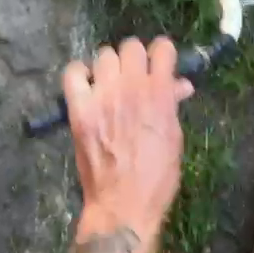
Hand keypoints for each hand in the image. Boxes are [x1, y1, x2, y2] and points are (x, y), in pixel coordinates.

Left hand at [62, 37, 195, 245]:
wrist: (124, 206)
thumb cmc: (157, 176)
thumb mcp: (174, 137)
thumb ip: (172, 104)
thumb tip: (180, 84)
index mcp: (159, 92)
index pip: (162, 48)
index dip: (162, 53)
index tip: (160, 63)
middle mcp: (131, 86)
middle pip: (131, 46)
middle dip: (135, 58)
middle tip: (134, 76)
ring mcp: (102, 95)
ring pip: (104, 55)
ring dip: (110, 66)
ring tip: (110, 83)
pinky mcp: (79, 109)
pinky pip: (73, 73)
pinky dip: (80, 73)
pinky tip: (87, 84)